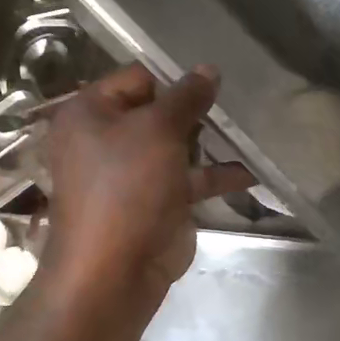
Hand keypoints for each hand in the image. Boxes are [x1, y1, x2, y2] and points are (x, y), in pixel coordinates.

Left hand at [42, 64, 254, 295]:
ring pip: (176, 147)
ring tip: (249, 131)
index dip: (174, 77)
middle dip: (196, 110)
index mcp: (90, 113)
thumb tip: (208, 69)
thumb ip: (186, 98)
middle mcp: (106, 140)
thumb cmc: (127, 187)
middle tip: (236, 101)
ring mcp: (132, 175)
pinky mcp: (155, 203)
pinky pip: (187, 180)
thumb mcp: (157, 131)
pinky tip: (249, 172)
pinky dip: (215, 176)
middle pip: (158, 113)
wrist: (115, 271)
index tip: (215, 79)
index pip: (137, 78)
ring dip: (210, 143)